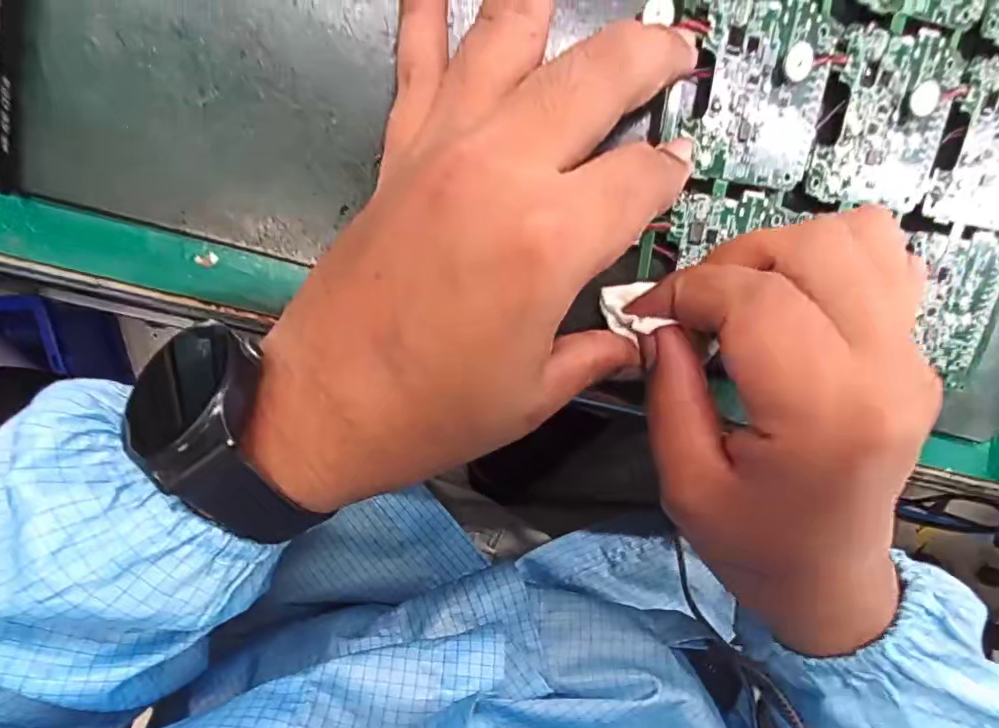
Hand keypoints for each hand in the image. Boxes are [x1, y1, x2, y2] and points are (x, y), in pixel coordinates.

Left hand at [243, 0, 699, 512]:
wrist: (325, 410)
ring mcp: (440, 155)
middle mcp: (498, 174)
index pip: (643, 176)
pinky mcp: (394, 161)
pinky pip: (416, 67)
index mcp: (548, 242)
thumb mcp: (528, 399)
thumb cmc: (421, 415)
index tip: (672, 183)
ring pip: (510, 34)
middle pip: (600, 69)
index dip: (671, 178)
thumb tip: (627, 340)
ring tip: (579, 9)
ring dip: (553, 11)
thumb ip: (592, 355)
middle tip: (673, 59)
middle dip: (654, 56)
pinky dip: (428, 17)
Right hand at [629, 207, 938, 655]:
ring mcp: (913, 357)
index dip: (688, 289)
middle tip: (689, 308)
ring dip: (780, 253)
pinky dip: (825, 263)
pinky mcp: (916, 355)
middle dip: (731, 262)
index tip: (645, 313)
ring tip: (736, 300)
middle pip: (814, 249)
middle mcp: (886, 371)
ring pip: (859, 236)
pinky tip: (785, 306)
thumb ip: (670, 394)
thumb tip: (660, 323)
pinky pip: (883, 263)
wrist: (828, 578)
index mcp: (824, 413)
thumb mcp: (684, 483)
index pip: (758, 299)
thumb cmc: (751, 545)